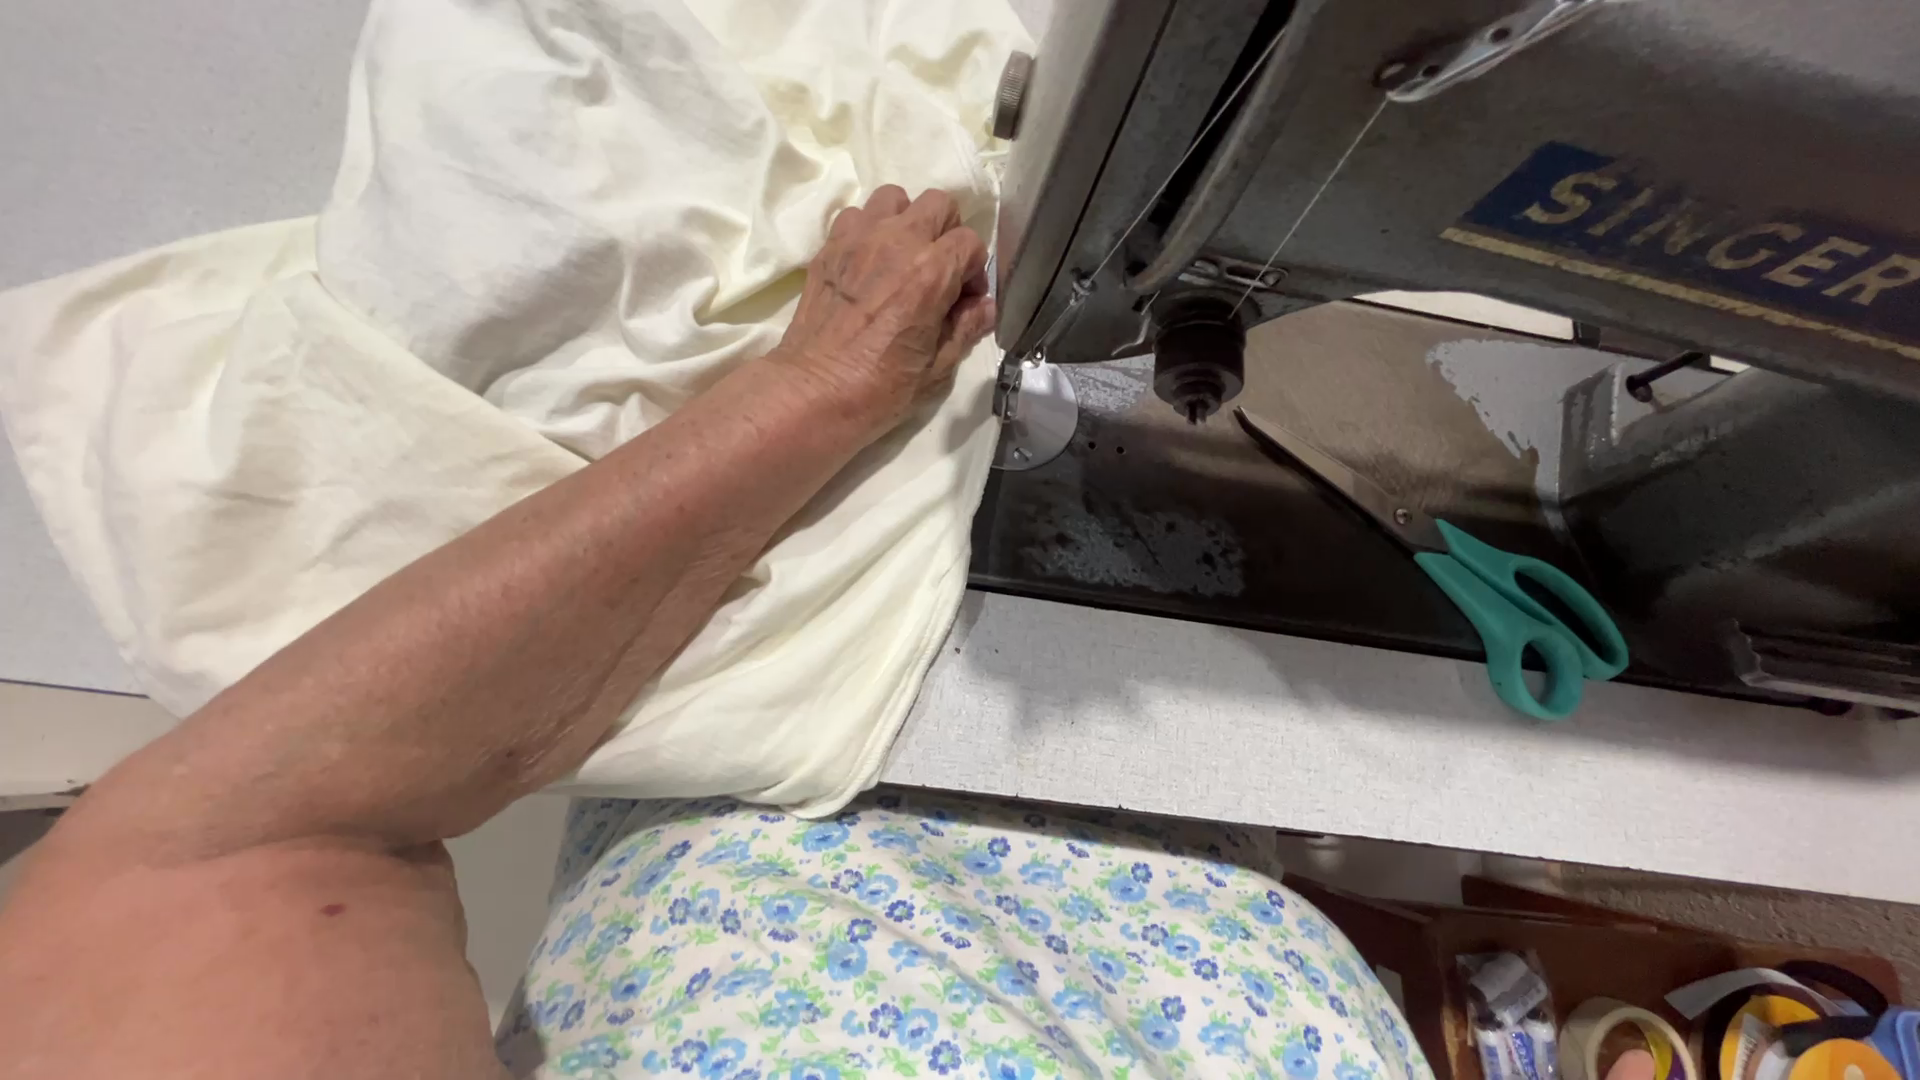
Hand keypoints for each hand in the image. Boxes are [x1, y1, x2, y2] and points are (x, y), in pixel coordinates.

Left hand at [771, 185, 995, 429]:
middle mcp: (896, 242)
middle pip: (938, 204)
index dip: (974, 271)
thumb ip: (966, 329)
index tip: (965, 300)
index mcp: (930, 273)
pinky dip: (868, 231)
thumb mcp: (938, 370)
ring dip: (906, 222)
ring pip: (894, 199)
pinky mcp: (828, 248)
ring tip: (902, 260)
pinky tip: (868, 266)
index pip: (970, 242)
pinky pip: (855, 216)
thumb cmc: (880, 389)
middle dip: (947, 233)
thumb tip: (985, 308)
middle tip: (940, 272)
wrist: (814, 392)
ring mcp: (857, 240)